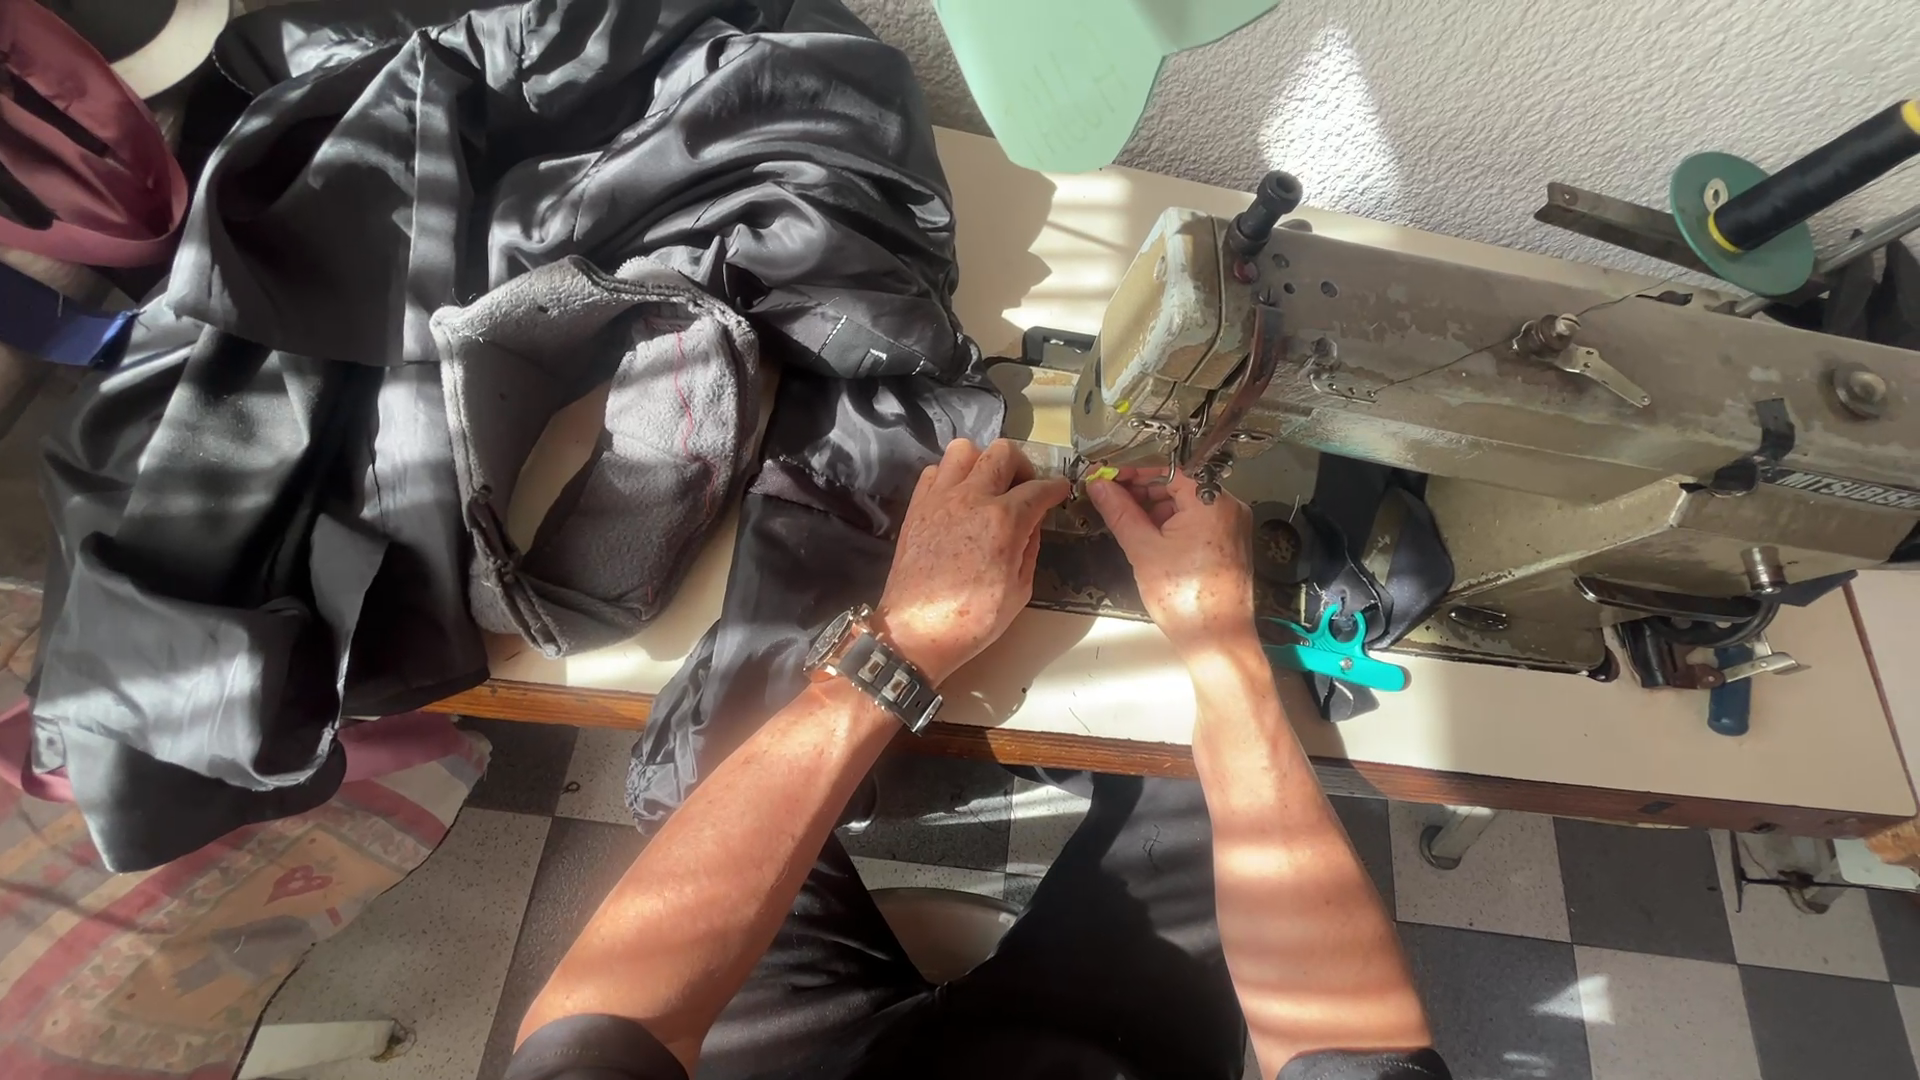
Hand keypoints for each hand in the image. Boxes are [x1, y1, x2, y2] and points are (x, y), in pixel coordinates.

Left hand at [875, 439, 1070, 683]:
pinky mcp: (917, 506)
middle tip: (1024, 488)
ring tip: (987, 486)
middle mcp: (972, 498)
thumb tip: (1032, 524)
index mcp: (1004, 520)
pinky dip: (950, 476)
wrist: (917, 630)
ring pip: (964, 449)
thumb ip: (1029, 547)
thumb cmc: (973, 619)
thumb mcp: (1020, 589)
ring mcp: (940, 498)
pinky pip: (935, 470)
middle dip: (1022, 466)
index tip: (1060, 491)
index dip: (1056, 488)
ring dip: (982, 462)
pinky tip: (958, 498)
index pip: (1039, 488)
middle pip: (1003, 453)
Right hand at [1086, 468, 1255, 660]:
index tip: (1107, 477)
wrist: (1215, 640)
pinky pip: (1195, 521)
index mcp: (1212, 502)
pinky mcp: (1227, 543)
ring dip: (1153, 509)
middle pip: (1178, 484)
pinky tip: (1147, 538)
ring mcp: (1231, 526)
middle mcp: (1228, 508)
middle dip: (1141, 491)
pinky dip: (1169, 524)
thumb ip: (1119, 511)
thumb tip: (1099, 487)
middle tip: (1109, 499)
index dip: (1133, 472)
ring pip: (1185, 503)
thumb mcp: (1142, 549)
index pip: (1167, 469)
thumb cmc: (1186, 599)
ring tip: (1125, 523)